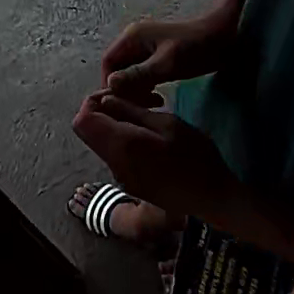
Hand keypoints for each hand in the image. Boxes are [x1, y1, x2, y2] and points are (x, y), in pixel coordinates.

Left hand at [71, 92, 240, 220]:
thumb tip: (105, 100)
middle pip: (90, 131)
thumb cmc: (195, 157)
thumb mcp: (168, 124)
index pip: (83, 120)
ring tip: (150, 114)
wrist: (211, 200)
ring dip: (118, 124)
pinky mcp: (130, 183)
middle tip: (138, 101)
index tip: (120, 93)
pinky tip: (153, 135)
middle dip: (106, 110)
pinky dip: (126, 139)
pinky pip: (117, 154)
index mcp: (122, 146)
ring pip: (104, 142)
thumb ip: (132, 112)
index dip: (94, 100)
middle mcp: (113, 164)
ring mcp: (120, 177)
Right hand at [99, 13, 236, 101]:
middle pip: (118, 68)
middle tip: (139, 107)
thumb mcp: (167, 64)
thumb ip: (139, 74)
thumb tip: (110, 84)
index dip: (109, 84)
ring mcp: (148, 47)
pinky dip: (146, 87)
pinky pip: (143, 73)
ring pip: (131, 73)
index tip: (119, 103)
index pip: (109, 62)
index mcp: (133, 36)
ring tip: (152, 103)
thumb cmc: (197, 47)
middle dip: (124, 89)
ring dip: (136, 90)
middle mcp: (136, 39)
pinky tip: (158, 98)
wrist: (226, 36)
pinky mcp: (159, 55)